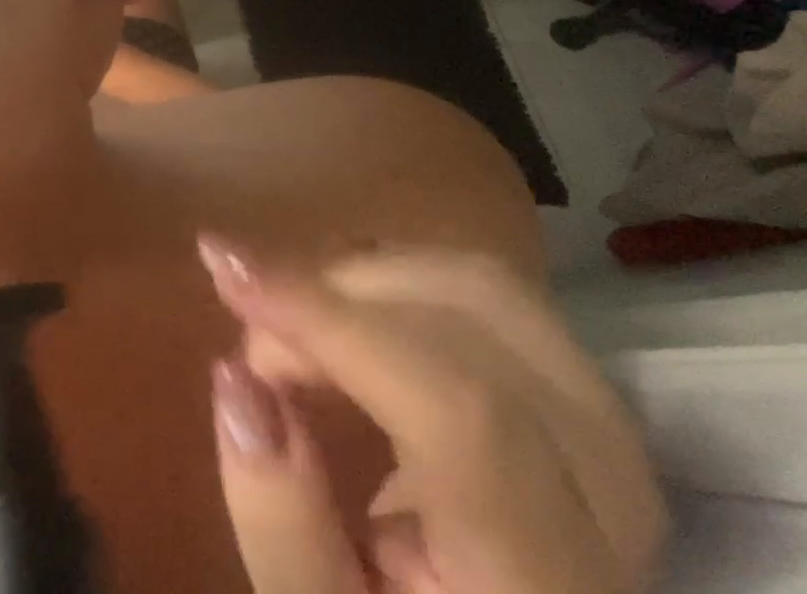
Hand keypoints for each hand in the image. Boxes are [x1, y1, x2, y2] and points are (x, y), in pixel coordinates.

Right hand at [200, 240, 664, 593]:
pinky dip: (390, 287)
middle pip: (474, 318)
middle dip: (335, 296)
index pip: (454, 408)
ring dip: (360, 284)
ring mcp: (609, 432)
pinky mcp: (584, 398)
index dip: (332, 323)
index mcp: (541, 568)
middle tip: (257, 354)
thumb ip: (280, 523)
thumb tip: (233, 378)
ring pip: (481, 287)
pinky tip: (341, 330)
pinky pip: (486, 295)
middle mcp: (607, 488)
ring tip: (295, 343)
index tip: (222, 267)